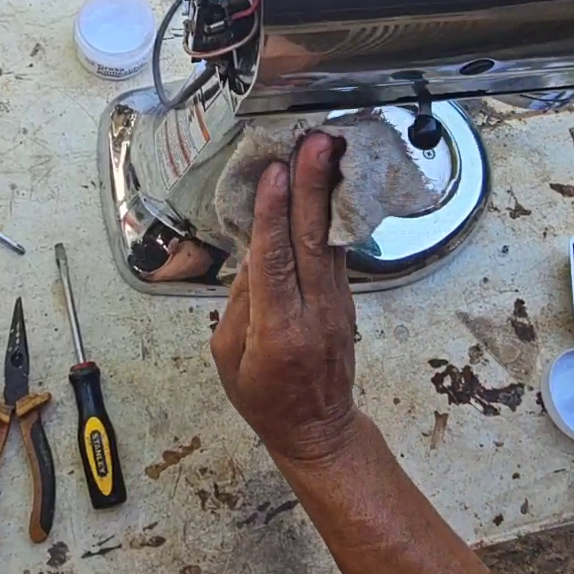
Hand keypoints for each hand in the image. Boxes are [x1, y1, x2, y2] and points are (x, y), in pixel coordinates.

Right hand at [210, 131, 361, 465]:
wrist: (319, 430)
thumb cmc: (264, 398)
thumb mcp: (227, 358)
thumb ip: (239, 303)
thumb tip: (251, 253)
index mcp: (278, 331)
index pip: (275, 263)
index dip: (274, 215)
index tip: (277, 172)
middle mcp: (314, 311)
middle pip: (311, 240)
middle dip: (313, 186)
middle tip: (316, 142)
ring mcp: (337, 303)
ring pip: (329, 238)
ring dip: (328, 190)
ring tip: (329, 149)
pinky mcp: (346, 298)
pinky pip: (336, 250)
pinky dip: (333, 212)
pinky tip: (332, 183)